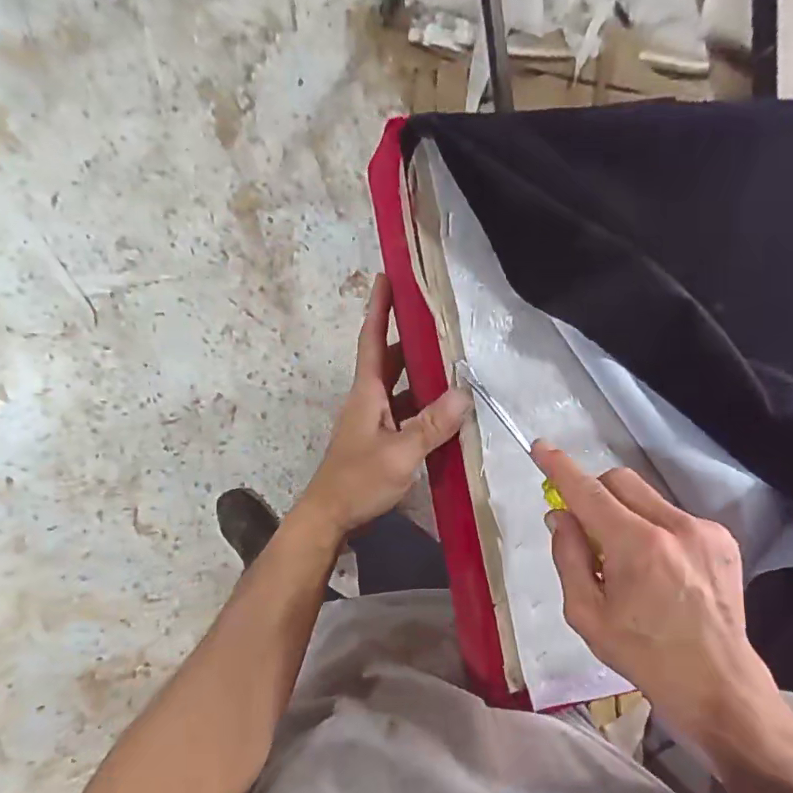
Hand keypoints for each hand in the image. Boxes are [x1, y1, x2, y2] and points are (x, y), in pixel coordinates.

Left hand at [294, 275, 469, 537]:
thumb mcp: (400, 454)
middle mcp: (367, 400)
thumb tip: (463, 394)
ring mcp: (372, 422)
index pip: (373, 339)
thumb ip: (431, 425)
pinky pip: (403, 413)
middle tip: (437, 317)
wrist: (329, 517)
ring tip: (452, 359)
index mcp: (366, 393)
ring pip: (399, 388)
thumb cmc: (358, 481)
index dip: (379, 308)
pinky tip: (445, 411)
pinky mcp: (378, 442)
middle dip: (409, 335)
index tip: (386, 276)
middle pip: (389, 359)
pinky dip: (422, 406)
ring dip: (420, 373)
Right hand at [532, 442, 777, 712]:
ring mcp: (704, 531)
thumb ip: (568, 556)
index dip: (560, 468)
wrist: (716, 683)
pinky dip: (654, 529)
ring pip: (648, 498)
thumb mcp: (586, 614)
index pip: (589, 492)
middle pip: (621, 480)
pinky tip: (659, 570)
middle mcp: (675, 526)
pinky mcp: (723, 540)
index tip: (541, 449)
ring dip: (626, 514)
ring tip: (628, 561)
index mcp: (638, 547)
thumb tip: (561, 517)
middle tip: (584, 528)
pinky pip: (674, 517)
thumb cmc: (643, 654)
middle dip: (595, 493)